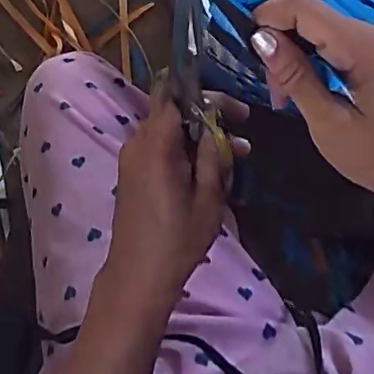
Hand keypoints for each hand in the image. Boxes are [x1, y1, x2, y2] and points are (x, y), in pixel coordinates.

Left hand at [103, 87, 249, 310]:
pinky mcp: (131, 170)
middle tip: (241, 136)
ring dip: (198, 137)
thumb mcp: (208, 199)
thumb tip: (214, 129)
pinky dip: (183, 150)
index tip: (237, 113)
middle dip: (208, 118)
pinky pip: (159, 147)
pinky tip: (208, 170)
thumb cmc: (177, 240)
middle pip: (174, 112)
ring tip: (233, 158)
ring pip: (168, 131)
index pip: (177, 97)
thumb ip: (213, 157)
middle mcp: (138, 141)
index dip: (208, 98)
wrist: (137, 276)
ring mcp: (131, 156)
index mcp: (155, 143)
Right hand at [253, 0, 373, 210]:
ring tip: (282, 94)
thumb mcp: (327, 122)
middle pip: (300, 8)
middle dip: (273, 37)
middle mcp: (360, 30)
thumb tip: (259, 37)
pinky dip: (298, 55)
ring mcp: (361, 37)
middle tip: (271, 86)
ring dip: (284, 49)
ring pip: (304, 21)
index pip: (299, 5)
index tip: (251, 57)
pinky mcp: (358, 48)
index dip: (266, 18)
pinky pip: (316, 35)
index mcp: (356, 44)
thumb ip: (294, 76)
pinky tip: (297, 87)